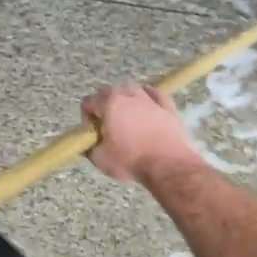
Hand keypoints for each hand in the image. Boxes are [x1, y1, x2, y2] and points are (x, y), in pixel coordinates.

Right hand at [81, 84, 205, 184]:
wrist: (169, 166)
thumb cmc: (131, 161)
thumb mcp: (99, 159)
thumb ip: (89, 146)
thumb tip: (88, 142)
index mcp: (110, 104)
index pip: (88, 102)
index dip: (87, 118)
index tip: (92, 133)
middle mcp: (129, 95)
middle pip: (109, 92)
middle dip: (105, 106)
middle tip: (108, 127)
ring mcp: (150, 99)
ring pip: (132, 89)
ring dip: (125, 99)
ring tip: (127, 117)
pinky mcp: (168, 107)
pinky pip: (154, 94)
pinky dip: (147, 97)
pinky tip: (147, 105)